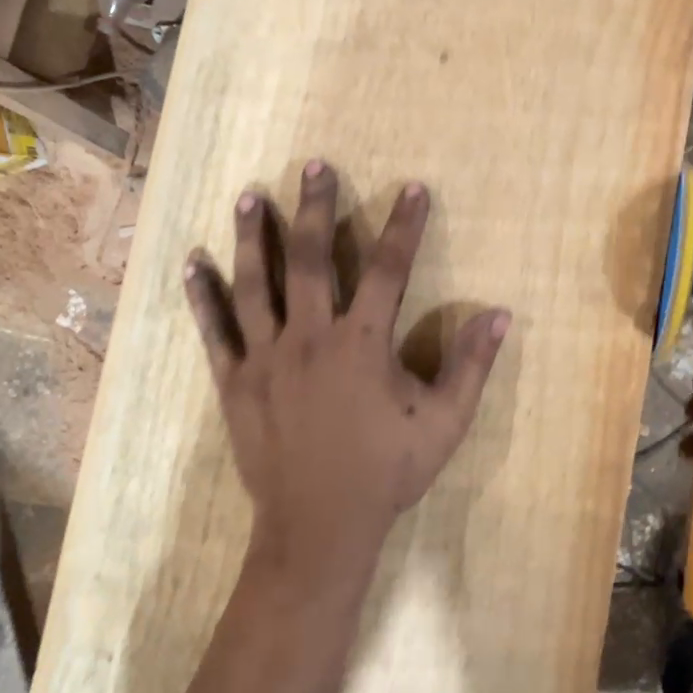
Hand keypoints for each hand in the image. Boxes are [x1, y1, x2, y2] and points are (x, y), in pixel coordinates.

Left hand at [183, 160, 512, 570]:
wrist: (318, 527)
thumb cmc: (387, 472)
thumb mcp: (445, 423)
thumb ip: (471, 365)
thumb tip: (500, 314)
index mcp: (362, 343)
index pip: (388, 269)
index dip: (404, 225)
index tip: (412, 188)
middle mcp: (310, 338)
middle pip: (309, 259)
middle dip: (314, 208)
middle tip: (314, 165)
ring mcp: (266, 358)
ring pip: (255, 284)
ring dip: (252, 237)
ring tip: (250, 195)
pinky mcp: (235, 382)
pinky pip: (215, 331)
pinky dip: (203, 296)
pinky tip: (192, 264)